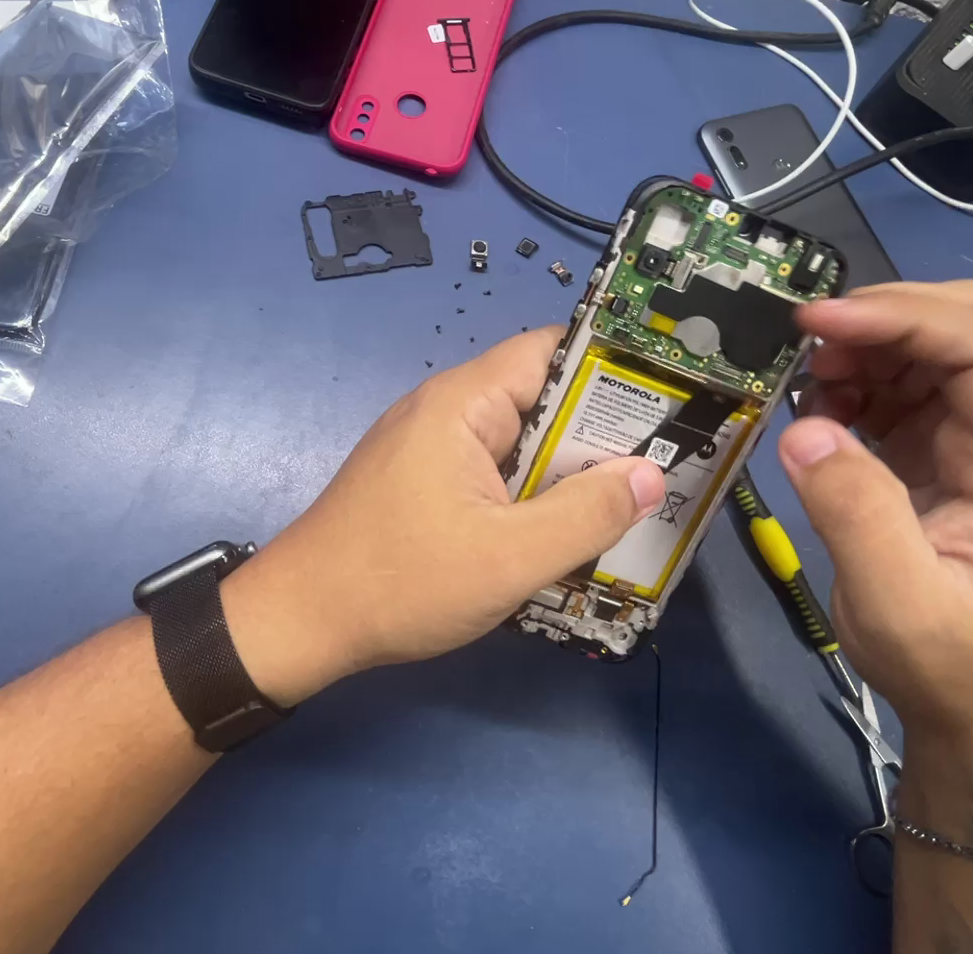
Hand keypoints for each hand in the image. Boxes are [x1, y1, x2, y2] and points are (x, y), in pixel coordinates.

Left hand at [221, 328, 666, 704]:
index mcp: (462, 403)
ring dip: (565, 470)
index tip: (670, 400)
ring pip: (518, 441)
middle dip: (599, 432)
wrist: (301, 621)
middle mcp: (445, 410)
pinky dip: (529, 493)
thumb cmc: (401, 583)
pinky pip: (491, 471)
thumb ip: (586, 515)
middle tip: (661, 467)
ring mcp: (429, 447)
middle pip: (540, 398)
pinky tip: (560, 529)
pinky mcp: (421, 481)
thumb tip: (650, 473)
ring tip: (625, 503)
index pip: (551, 352)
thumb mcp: (509, 558)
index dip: (614, 368)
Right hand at [775, 282, 972, 743]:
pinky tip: (820, 413)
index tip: (816, 321)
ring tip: (806, 386)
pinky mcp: (942, 453)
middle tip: (806, 344)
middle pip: (968, 330)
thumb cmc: (955, 666)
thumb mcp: (899, 603)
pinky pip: (901, 389)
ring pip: (931, 351)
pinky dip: (853, 383)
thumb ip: (855, 515)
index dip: (903, 317)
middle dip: (884, 319)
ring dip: (863, 350)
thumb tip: (802, 429)